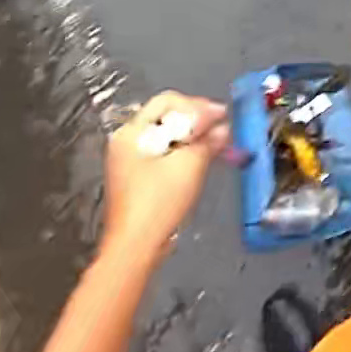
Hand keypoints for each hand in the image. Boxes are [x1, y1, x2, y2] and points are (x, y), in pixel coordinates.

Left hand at [102, 91, 229, 262]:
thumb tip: (223, 129)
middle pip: (165, 117)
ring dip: (192, 137)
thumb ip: (207, 142)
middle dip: (196, 121)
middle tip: (222, 127)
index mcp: (132, 131)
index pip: (167, 102)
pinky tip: (201, 158)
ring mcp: (130, 161)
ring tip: (216, 141)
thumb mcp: (188, 167)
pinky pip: (163, 154)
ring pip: (166, 137)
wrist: (134, 249)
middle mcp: (127, 141)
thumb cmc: (158, 203)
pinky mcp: (137, 179)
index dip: (197, 106)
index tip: (221, 115)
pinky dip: (183, 153)